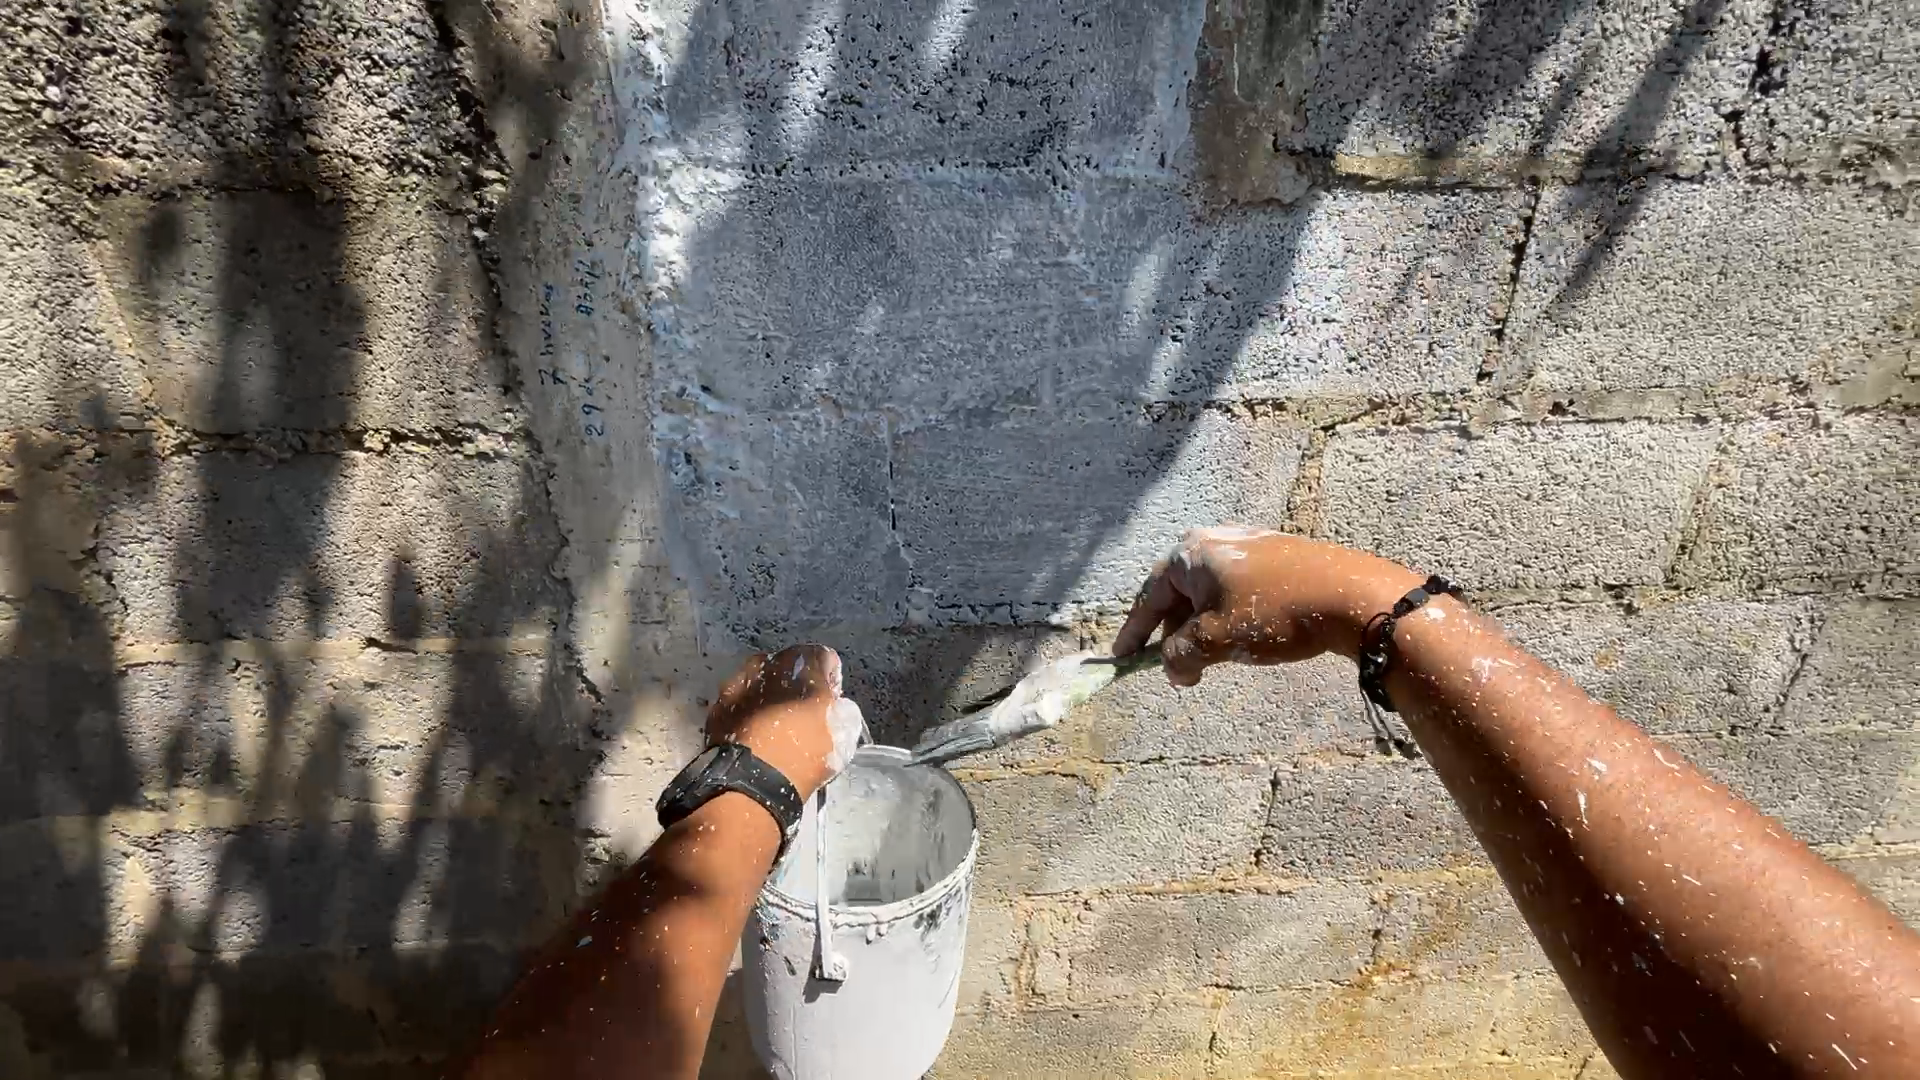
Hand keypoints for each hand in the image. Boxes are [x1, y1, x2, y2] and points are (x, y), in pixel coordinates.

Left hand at [707, 644, 864, 798]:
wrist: (750, 783)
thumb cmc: (803, 753)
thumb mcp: (843, 733)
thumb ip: (842, 708)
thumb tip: (834, 706)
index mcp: (803, 662)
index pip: (825, 658)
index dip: (831, 681)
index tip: (831, 704)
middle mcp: (768, 663)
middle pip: (789, 666)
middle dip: (797, 684)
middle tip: (803, 715)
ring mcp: (737, 683)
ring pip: (760, 682)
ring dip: (769, 697)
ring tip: (775, 728)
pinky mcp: (716, 707)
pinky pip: (738, 703)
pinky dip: (747, 714)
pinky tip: (753, 738)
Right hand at [1113, 528, 1422, 685]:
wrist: (1353, 597)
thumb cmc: (1274, 614)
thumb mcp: (1215, 640)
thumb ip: (1179, 655)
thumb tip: (1172, 669)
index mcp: (1190, 553)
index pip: (1149, 595)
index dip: (1134, 631)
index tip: (1123, 657)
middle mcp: (1213, 540)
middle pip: (1177, 593)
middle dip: (1173, 633)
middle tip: (1177, 668)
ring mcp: (1247, 545)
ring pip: (1208, 593)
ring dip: (1201, 628)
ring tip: (1209, 660)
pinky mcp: (1276, 555)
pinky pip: (1235, 589)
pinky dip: (1227, 616)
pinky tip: (1241, 639)